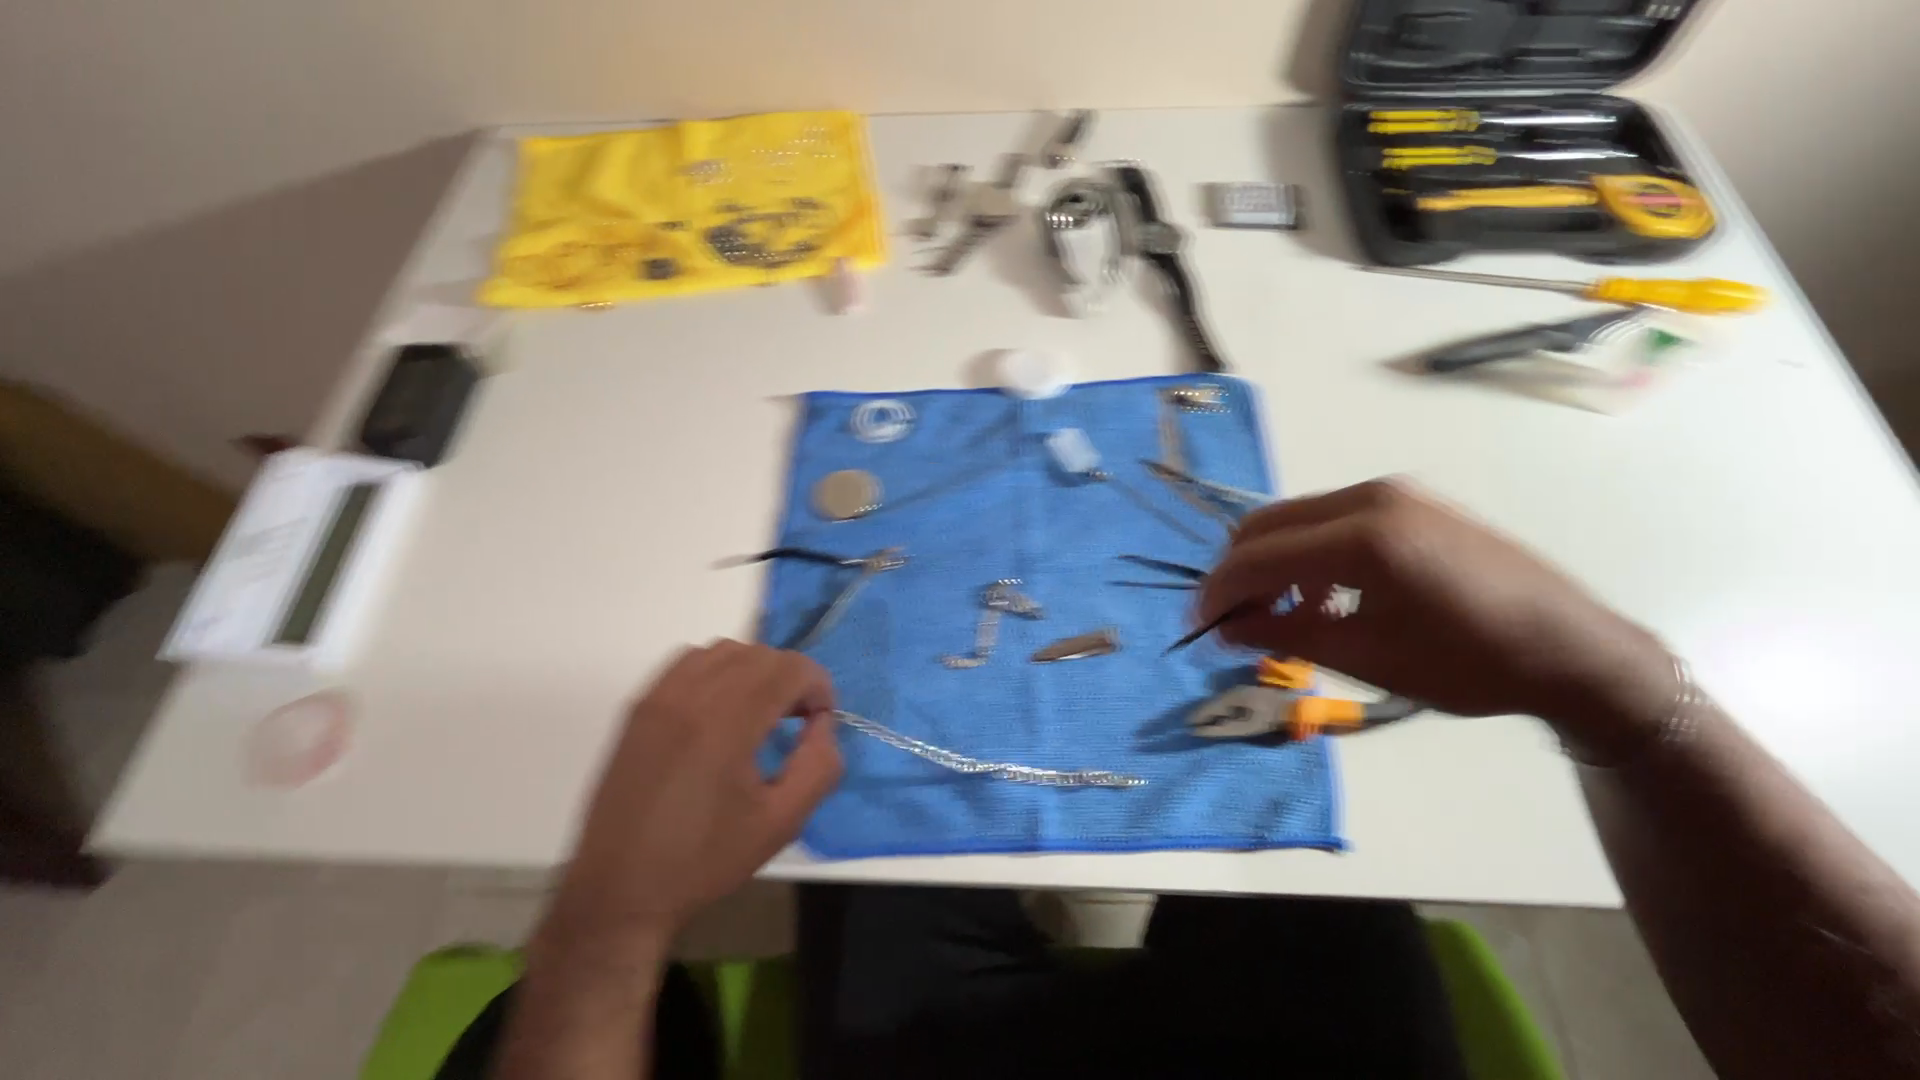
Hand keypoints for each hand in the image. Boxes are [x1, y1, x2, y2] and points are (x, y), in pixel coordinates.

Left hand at [547, 641, 841, 949]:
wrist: (619, 890)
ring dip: (753, 670)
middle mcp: (690, 696)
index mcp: (727, 724)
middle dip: (790, 679)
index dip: (818, 687)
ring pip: (723, 650)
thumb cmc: (705, 860)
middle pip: (759, 654)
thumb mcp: (781, 823)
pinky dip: (716, 671)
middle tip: (795, 721)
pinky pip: (687, 662)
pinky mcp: (638, 708)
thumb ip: (818, 765)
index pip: (789, 668)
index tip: (818, 723)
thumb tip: (822, 724)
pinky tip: (719, 712)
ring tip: (758, 714)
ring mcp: (658, 697)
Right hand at [1197, 480, 1675, 739]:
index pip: (1258, 555)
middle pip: (1266, 524)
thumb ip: (1285, 635)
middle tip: (1233, 624)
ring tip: (1278, 616)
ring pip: (1295, 518)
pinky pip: (1330, 519)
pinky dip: (1306, 553)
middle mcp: (1370, 498)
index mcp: (1362, 538)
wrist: (1574, 650)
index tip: (1197, 628)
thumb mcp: (1366, 659)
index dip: (1217, 592)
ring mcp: (1393, 494)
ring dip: (1272, 563)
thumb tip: (1225, 628)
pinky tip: (1324, 596)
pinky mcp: (1409, 502)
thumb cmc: (1469, 665)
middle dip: (1237, 573)